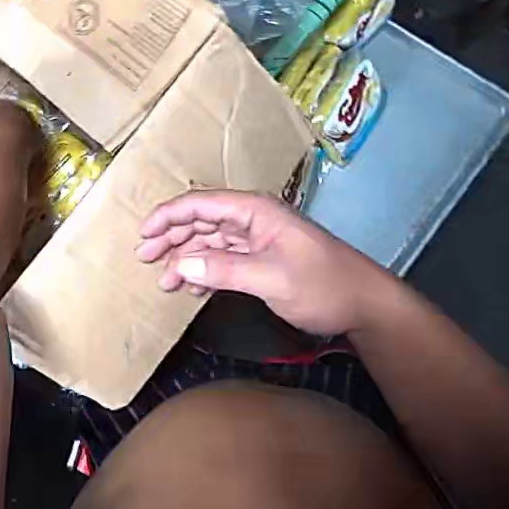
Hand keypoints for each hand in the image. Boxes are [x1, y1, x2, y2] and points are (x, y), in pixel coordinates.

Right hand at [134, 190, 395, 335]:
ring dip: (185, 257)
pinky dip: (204, 271)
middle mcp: (252, 219)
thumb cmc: (324, 285)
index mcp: (255, 210)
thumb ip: (226, 270)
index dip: (169, 215)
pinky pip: (222, 259)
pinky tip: (191, 287)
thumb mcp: (272, 278)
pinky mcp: (260, 258)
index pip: (202, 204)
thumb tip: (182, 265)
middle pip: (201, 220)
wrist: (364, 304)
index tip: (144, 234)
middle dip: (171, 237)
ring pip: (209, 240)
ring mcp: (256, 239)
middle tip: (144, 258)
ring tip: (164, 280)